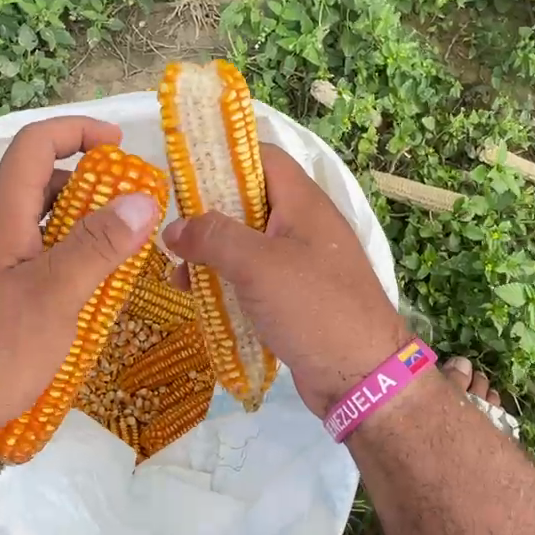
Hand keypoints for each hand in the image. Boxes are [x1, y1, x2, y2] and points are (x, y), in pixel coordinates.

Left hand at [0, 117, 161, 452]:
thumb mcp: (55, 297)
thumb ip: (98, 246)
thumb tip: (141, 199)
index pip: (34, 143)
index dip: (77, 130)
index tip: (119, 145)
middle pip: (35, 181)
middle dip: (86, 185)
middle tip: (127, 212)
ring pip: (31, 222)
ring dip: (74, 225)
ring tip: (113, 255)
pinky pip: (23, 253)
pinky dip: (57, 256)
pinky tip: (77, 294)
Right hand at [163, 144, 411, 415]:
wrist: (363, 379)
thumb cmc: (314, 307)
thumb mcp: (258, 265)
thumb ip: (213, 237)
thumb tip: (174, 227)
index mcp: (302, 202)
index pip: (261, 156)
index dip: (223, 156)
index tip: (184, 170)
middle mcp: (302, 225)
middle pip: (247, 199)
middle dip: (206, 212)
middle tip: (171, 227)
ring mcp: (298, 261)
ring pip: (245, 241)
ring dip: (210, 251)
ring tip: (177, 271)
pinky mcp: (293, 295)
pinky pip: (252, 275)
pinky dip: (225, 280)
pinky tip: (197, 296)